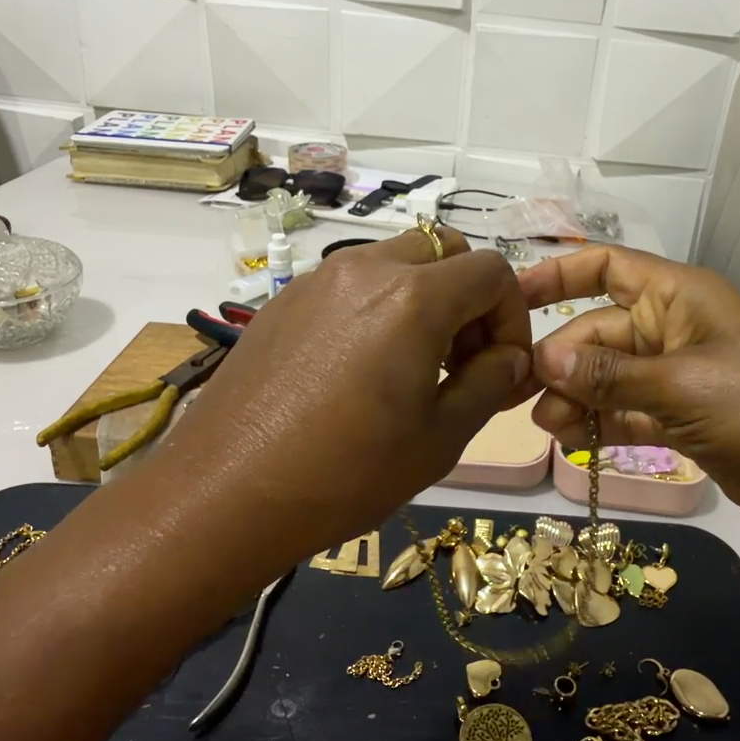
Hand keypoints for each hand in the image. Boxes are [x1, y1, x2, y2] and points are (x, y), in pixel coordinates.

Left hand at [172, 226, 537, 555]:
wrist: (227, 490)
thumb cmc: (348, 472)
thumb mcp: (441, 437)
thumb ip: (492, 383)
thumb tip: (510, 358)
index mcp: (415, 296)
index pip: (493, 272)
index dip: (512, 317)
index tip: (502, 368)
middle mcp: (368, 267)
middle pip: (446, 250)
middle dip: (470, 297)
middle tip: (461, 359)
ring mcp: (320, 279)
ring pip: (397, 259)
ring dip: (425, 297)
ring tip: (412, 366)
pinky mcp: (286, 300)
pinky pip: (353, 282)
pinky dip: (379, 305)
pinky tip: (360, 369)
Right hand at [519, 245, 739, 543]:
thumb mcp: (682, 384)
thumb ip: (609, 375)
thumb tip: (542, 362)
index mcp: (679, 295)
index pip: (606, 266)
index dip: (557, 275)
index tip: (510, 300)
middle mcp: (674, 328)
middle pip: (599, 330)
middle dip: (562, 359)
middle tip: (525, 396)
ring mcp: (679, 377)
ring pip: (610, 377)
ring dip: (576, 397)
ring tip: (549, 427)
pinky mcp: (684, 420)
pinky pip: (629, 412)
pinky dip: (602, 424)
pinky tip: (573, 441)